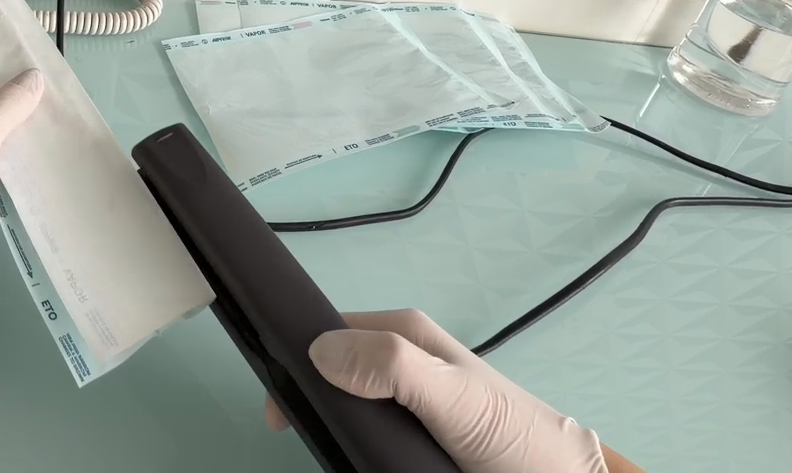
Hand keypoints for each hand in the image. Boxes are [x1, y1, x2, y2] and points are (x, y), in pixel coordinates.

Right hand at [268, 309, 609, 472]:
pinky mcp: (409, 444)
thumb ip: (392, 366)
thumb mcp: (454, 396)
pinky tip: (346, 461)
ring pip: (348, 412)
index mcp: (402, 335)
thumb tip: (320, 351)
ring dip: (334, 432)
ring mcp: (405, 407)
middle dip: (312, 402)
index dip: (297, 358)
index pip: (329, 330)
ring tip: (320, 451)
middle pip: (333, 374)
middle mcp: (398, 363)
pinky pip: (367, 442)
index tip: (278, 400)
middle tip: (297, 435)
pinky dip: (353, 452)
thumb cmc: (513, 437)